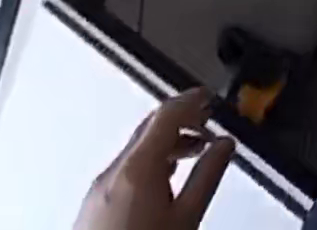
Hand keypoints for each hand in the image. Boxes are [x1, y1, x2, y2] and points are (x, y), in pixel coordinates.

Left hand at [74, 88, 234, 229]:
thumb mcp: (185, 220)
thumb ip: (208, 176)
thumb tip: (224, 147)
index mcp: (137, 168)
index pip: (168, 113)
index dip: (192, 100)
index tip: (209, 98)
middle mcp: (113, 173)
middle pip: (150, 127)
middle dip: (181, 118)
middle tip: (206, 119)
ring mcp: (98, 191)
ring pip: (137, 148)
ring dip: (167, 141)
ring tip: (193, 150)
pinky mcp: (92, 209)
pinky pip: (125, 169)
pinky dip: (150, 161)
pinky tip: (165, 180)